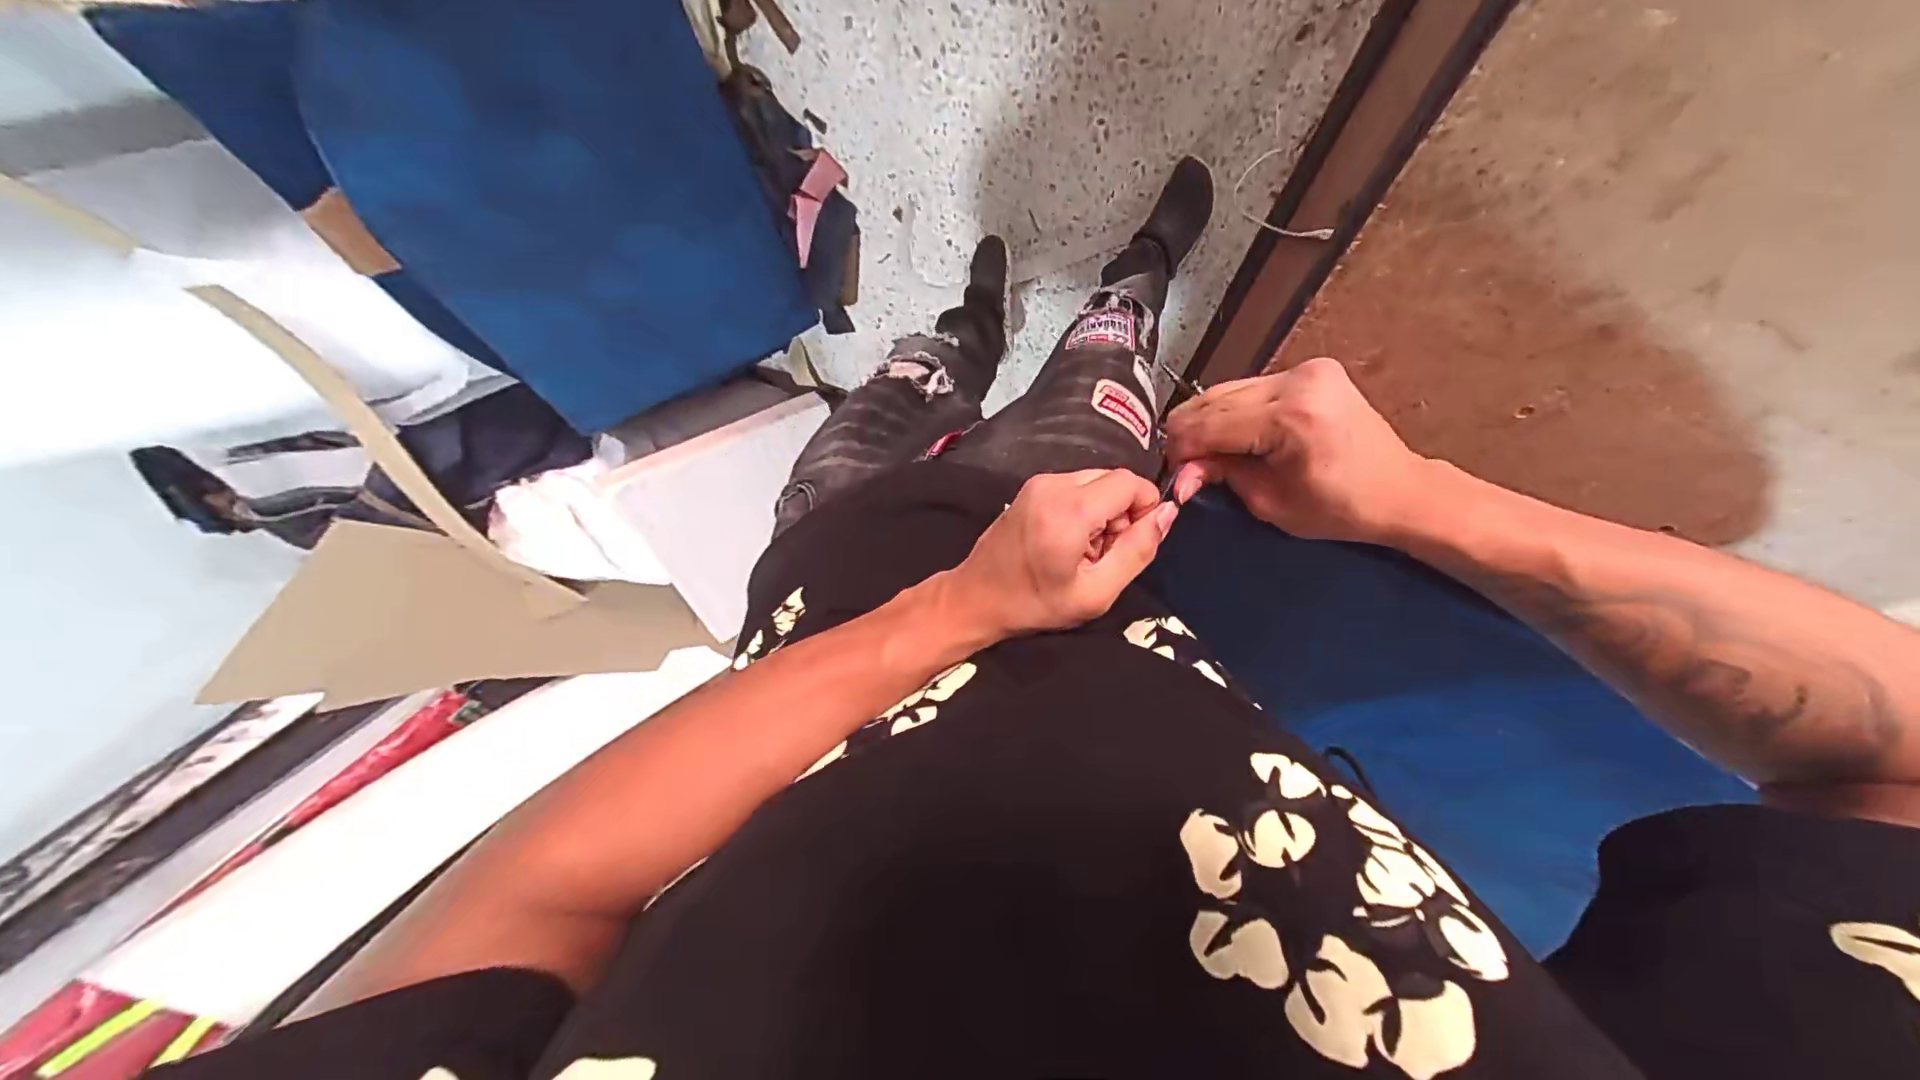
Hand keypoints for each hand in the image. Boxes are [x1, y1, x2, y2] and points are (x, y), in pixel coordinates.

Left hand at [943, 469, 1178, 637]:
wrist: (976, 597)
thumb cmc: (1034, 604)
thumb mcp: (1096, 592)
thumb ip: (1138, 551)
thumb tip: (1168, 513)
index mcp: (1068, 510)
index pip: (1130, 482)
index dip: (1144, 508)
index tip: (1131, 542)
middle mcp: (1052, 485)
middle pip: (1114, 479)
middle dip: (1122, 512)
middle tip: (1104, 552)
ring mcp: (1037, 483)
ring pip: (1096, 481)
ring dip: (1103, 512)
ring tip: (1084, 550)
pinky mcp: (1030, 487)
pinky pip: (1075, 486)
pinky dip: (1084, 509)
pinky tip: (1068, 540)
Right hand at [1162, 356, 1429, 543]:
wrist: (1399, 490)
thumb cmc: (1341, 507)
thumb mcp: (1269, 502)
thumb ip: (1220, 476)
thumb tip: (1179, 474)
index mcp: (1290, 417)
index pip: (1206, 425)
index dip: (1179, 451)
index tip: (1174, 474)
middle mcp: (1297, 381)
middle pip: (1208, 401)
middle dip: (1190, 436)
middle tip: (1190, 467)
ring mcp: (1305, 370)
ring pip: (1223, 391)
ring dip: (1209, 423)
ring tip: (1212, 454)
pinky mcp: (1309, 369)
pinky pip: (1247, 388)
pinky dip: (1232, 412)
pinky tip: (1236, 436)